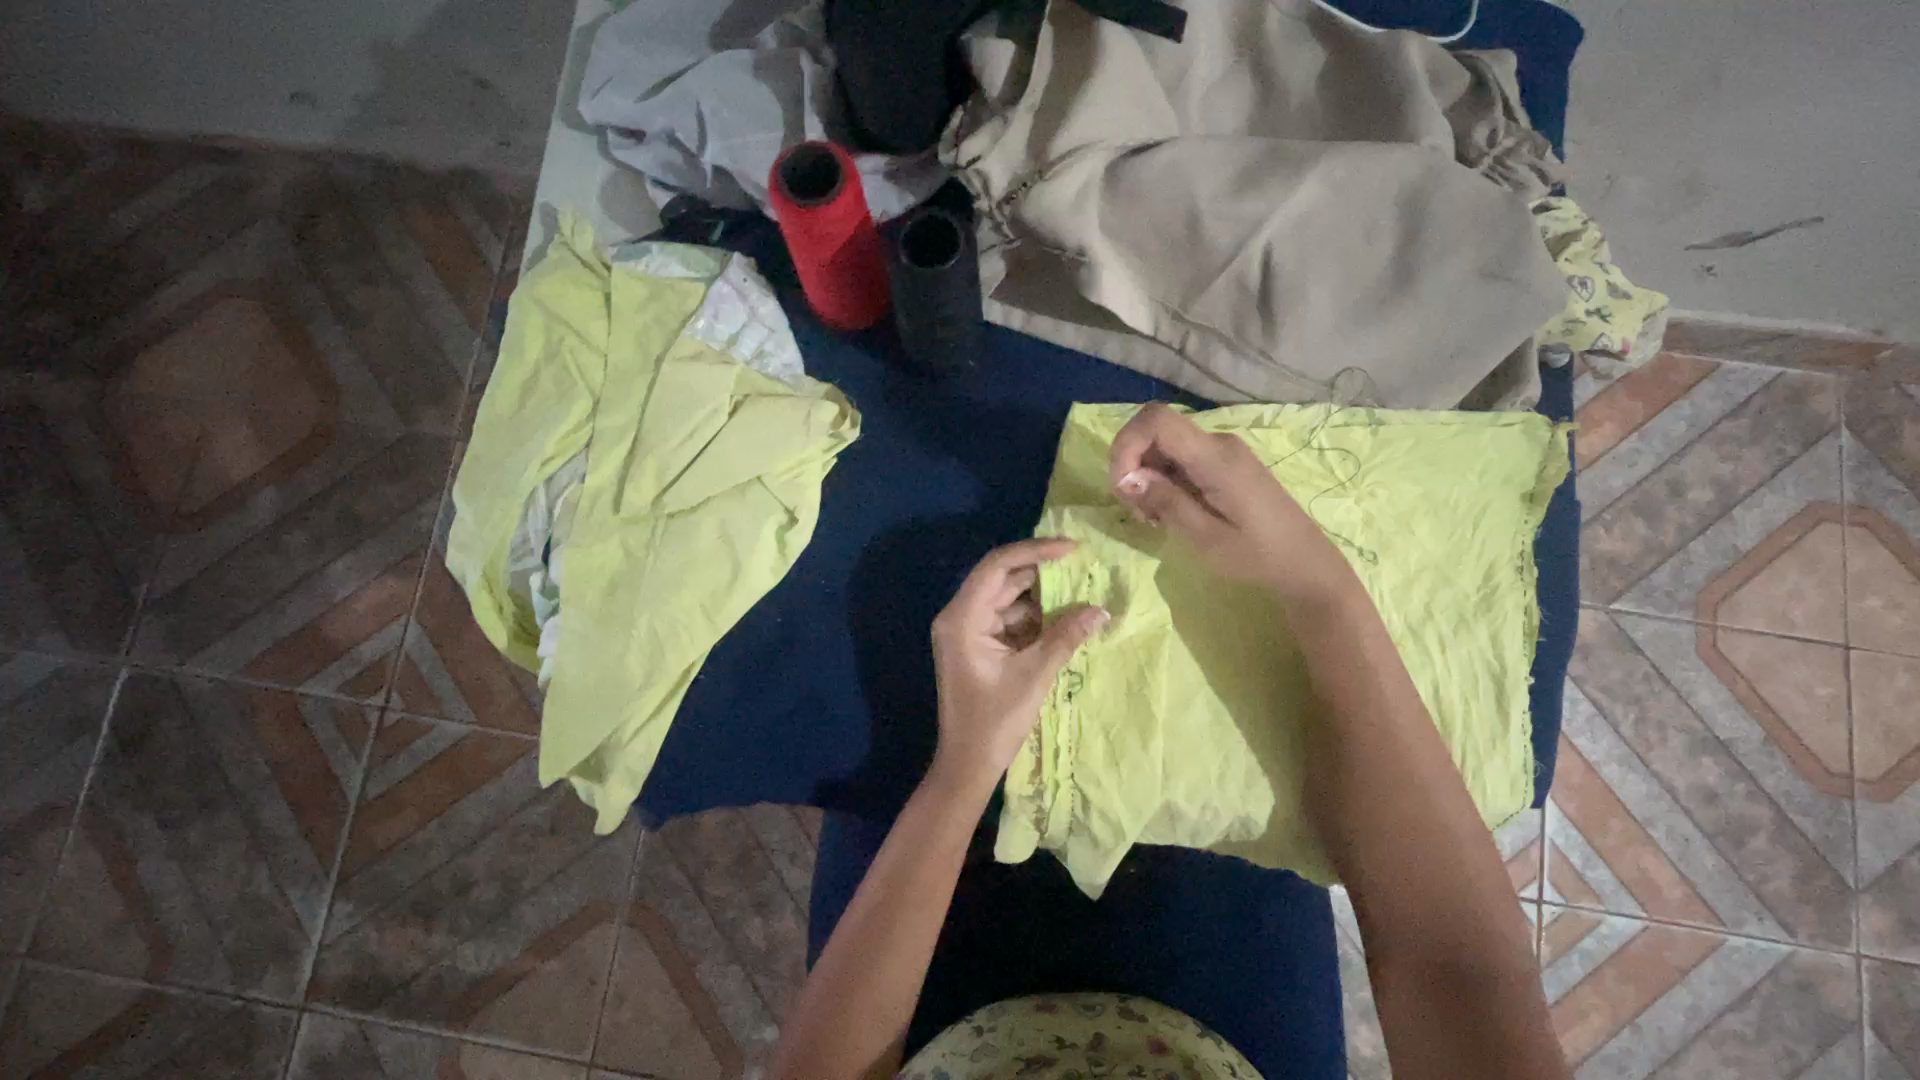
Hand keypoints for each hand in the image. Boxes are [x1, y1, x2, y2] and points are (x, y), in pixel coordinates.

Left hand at [929, 539, 1107, 792]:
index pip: (998, 567)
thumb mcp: (1034, 676)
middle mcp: (959, 617)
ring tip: (1080, 593)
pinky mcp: (978, 646)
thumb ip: (1065, 637)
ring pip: (1007, 599)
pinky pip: (1008, 619)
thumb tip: (1101, 610)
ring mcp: (967, 631)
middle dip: (1042, 574)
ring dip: (1042, 598)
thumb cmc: (994, 722)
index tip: (1072, 549)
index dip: (1035, 551)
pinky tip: (1065, 619)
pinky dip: (1034, 619)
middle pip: (1001, 579)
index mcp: (962, 618)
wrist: (968, 765)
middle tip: (1082, 568)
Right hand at [1109, 403, 1353, 606]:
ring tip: (1155, 520)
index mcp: (1215, 457)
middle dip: (1133, 468)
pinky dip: (1164, 482)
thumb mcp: (1204, 538)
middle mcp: (1218, 443)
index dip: (1126, 445)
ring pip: (1164, 448)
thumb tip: (1128, 479)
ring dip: (1147, 479)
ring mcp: (1222, 452)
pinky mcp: (1224, 464)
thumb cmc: (1256, 556)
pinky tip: (1171, 513)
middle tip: (1138, 513)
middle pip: (1155, 433)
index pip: (1156, 420)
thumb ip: (1165, 502)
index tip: (1123, 488)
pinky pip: (1180, 460)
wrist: (1304, 563)